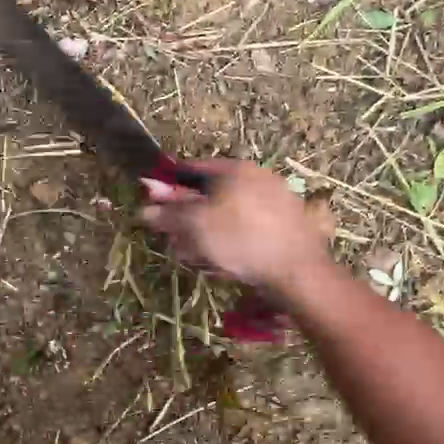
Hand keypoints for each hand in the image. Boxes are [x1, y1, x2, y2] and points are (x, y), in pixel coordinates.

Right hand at [140, 159, 330, 290]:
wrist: (300, 274)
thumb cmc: (239, 239)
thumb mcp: (192, 224)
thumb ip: (166, 213)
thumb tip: (143, 210)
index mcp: (235, 169)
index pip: (190, 169)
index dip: (168, 187)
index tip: (157, 207)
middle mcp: (259, 178)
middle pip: (209, 193)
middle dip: (187, 216)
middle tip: (174, 237)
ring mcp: (278, 202)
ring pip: (228, 214)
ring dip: (206, 232)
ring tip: (194, 254)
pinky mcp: (290, 227)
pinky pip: (248, 228)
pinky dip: (231, 240)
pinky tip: (222, 261)